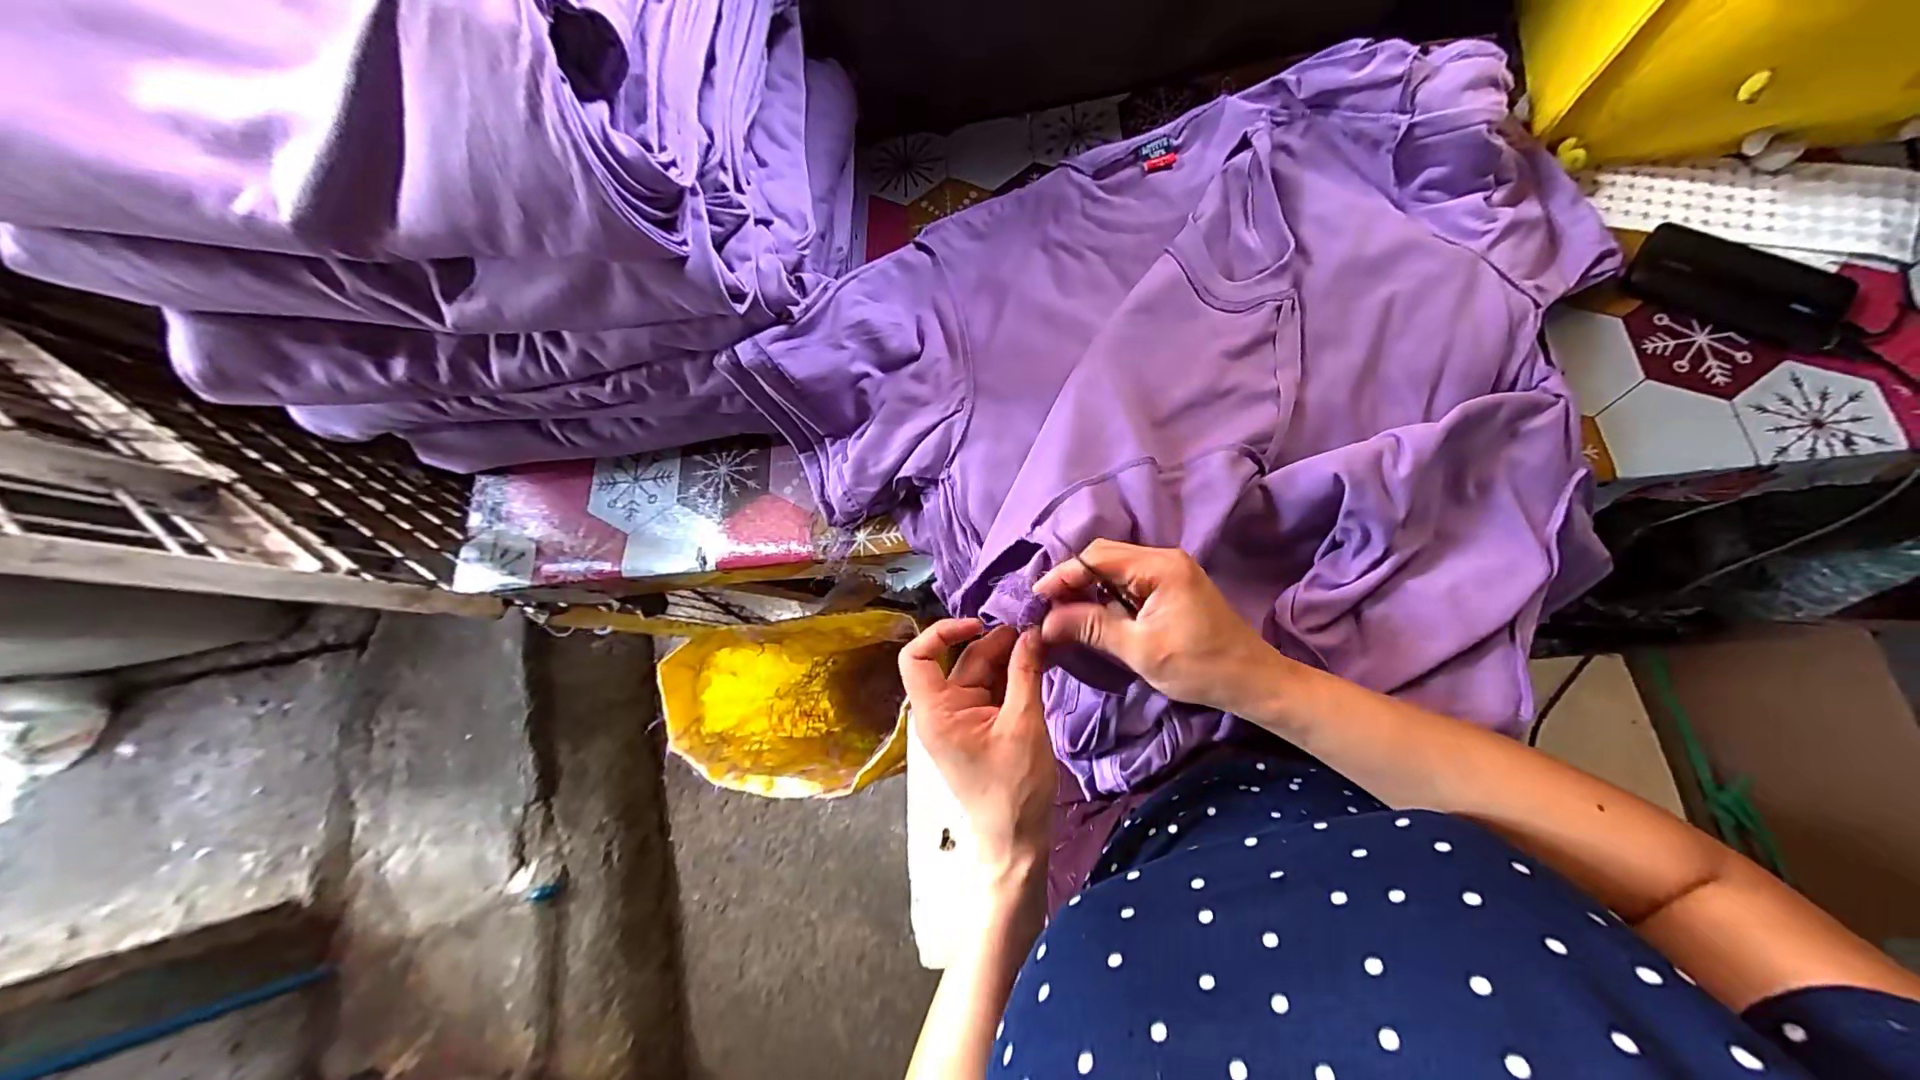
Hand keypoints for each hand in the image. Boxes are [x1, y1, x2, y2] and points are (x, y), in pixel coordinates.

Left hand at [899, 619, 1054, 882]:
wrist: (1018, 839)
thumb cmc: (1014, 789)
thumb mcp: (1024, 725)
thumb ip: (1026, 673)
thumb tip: (1030, 632)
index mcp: (936, 712)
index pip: (918, 657)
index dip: (942, 632)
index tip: (979, 625)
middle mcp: (943, 710)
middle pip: (961, 660)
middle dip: (995, 642)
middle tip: (1031, 629)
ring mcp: (963, 717)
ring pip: (981, 671)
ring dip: (1009, 656)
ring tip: (1040, 641)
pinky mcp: (981, 724)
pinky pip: (993, 689)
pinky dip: (1013, 675)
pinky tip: (1037, 661)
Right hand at [1035, 539, 1294, 717]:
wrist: (1253, 681)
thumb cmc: (1199, 667)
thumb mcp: (1139, 650)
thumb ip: (1092, 627)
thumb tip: (1047, 621)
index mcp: (1159, 567)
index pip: (1096, 557)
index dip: (1062, 576)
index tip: (1036, 599)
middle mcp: (1163, 559)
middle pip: (1102, 556)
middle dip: (1071, 579)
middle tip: (1046, 607)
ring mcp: (1169, 571)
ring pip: (1113, 568)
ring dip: (1086, 587)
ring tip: (1062, 612)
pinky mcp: (1170, 586)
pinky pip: (1127, 581)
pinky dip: (1104, 594)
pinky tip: (1090, 614)